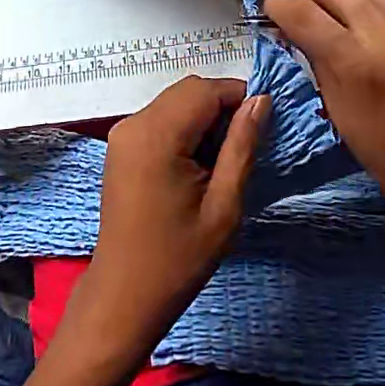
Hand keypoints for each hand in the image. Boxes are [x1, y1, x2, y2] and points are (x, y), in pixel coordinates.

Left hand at [71, 77, 267, 367]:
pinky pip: (161, 117)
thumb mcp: (224, 206)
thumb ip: (242, 146)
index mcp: (156, 136)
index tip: (263, 125)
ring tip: (220, 160)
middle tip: (243, 147)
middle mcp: (134, 124)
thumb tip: (261, 100)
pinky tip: (196, 164)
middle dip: (222, 107)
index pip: (206, 90)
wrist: (124, 295)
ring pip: (176, 100)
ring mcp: (123, 133)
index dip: (239, 97)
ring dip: (204, 117)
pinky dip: (185, 127)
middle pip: (189, 90)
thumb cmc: (178, 259)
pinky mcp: (121, 145)